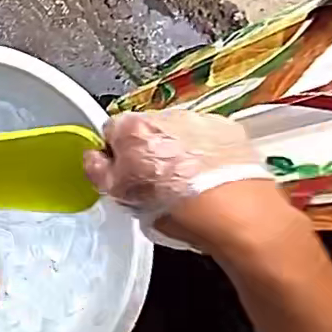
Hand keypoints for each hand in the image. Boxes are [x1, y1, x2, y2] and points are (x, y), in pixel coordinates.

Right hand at [82, 110, 270, 212]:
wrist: (237, 214)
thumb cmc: (179, 207)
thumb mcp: (120, 196)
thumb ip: (98, 171)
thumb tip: (93, 159)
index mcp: (131, 128)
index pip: (110, 131)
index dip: (115, 155)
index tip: (123, 173)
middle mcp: (164, 116)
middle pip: (144, 130)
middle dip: (146, 152)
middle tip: (154, 185)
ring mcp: (198, 121)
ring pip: (176, 134)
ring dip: (176, 153)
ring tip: (185, 187)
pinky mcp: (228, 131)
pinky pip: (207, 139)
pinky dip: (205, 155)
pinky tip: (208, 181)